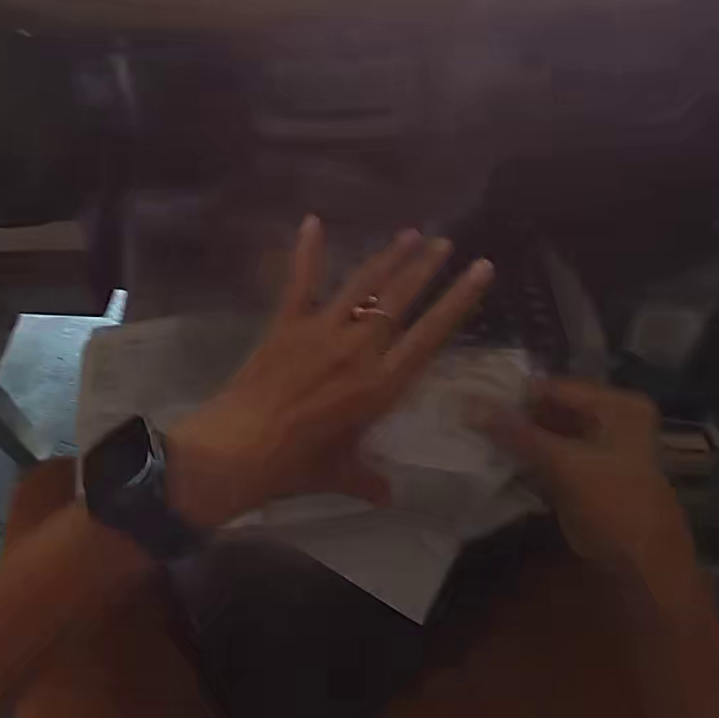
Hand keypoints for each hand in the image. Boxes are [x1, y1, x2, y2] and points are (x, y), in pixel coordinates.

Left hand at [164, 216, 493, 528]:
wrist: (238, 450)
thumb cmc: (295, 466)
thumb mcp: (339, 475)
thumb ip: (369, 481)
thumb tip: (389, 497)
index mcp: (381, 385)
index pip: (431, 334)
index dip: (459, 300)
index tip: (481, 269)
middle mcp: (358, 349)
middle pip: (400, 299)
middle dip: (427, 268)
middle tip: (447, 242)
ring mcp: (321, 332)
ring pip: (362, 286)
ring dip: (388, 257)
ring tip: (411, 234)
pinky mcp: (286, 325)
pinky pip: (300, 282)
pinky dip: (306, 251)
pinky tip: (313, 220)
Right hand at [474, 379, 698, 601]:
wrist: (643, 568)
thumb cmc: (613, 506)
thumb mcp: (562, 464)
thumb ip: (515, 433)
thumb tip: (468, 404)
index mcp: (617, 407)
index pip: (553, 387)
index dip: (511, 393)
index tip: (468, 397)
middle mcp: (610, 419)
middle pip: (548, 408)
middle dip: (510, 415)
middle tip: (465, 416)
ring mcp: (597, 448)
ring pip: (544, 432)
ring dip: (512, 437)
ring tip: (470, 433)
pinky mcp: (582, 474)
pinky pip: (545, 455)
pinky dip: (522, 457)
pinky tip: (490, 456)